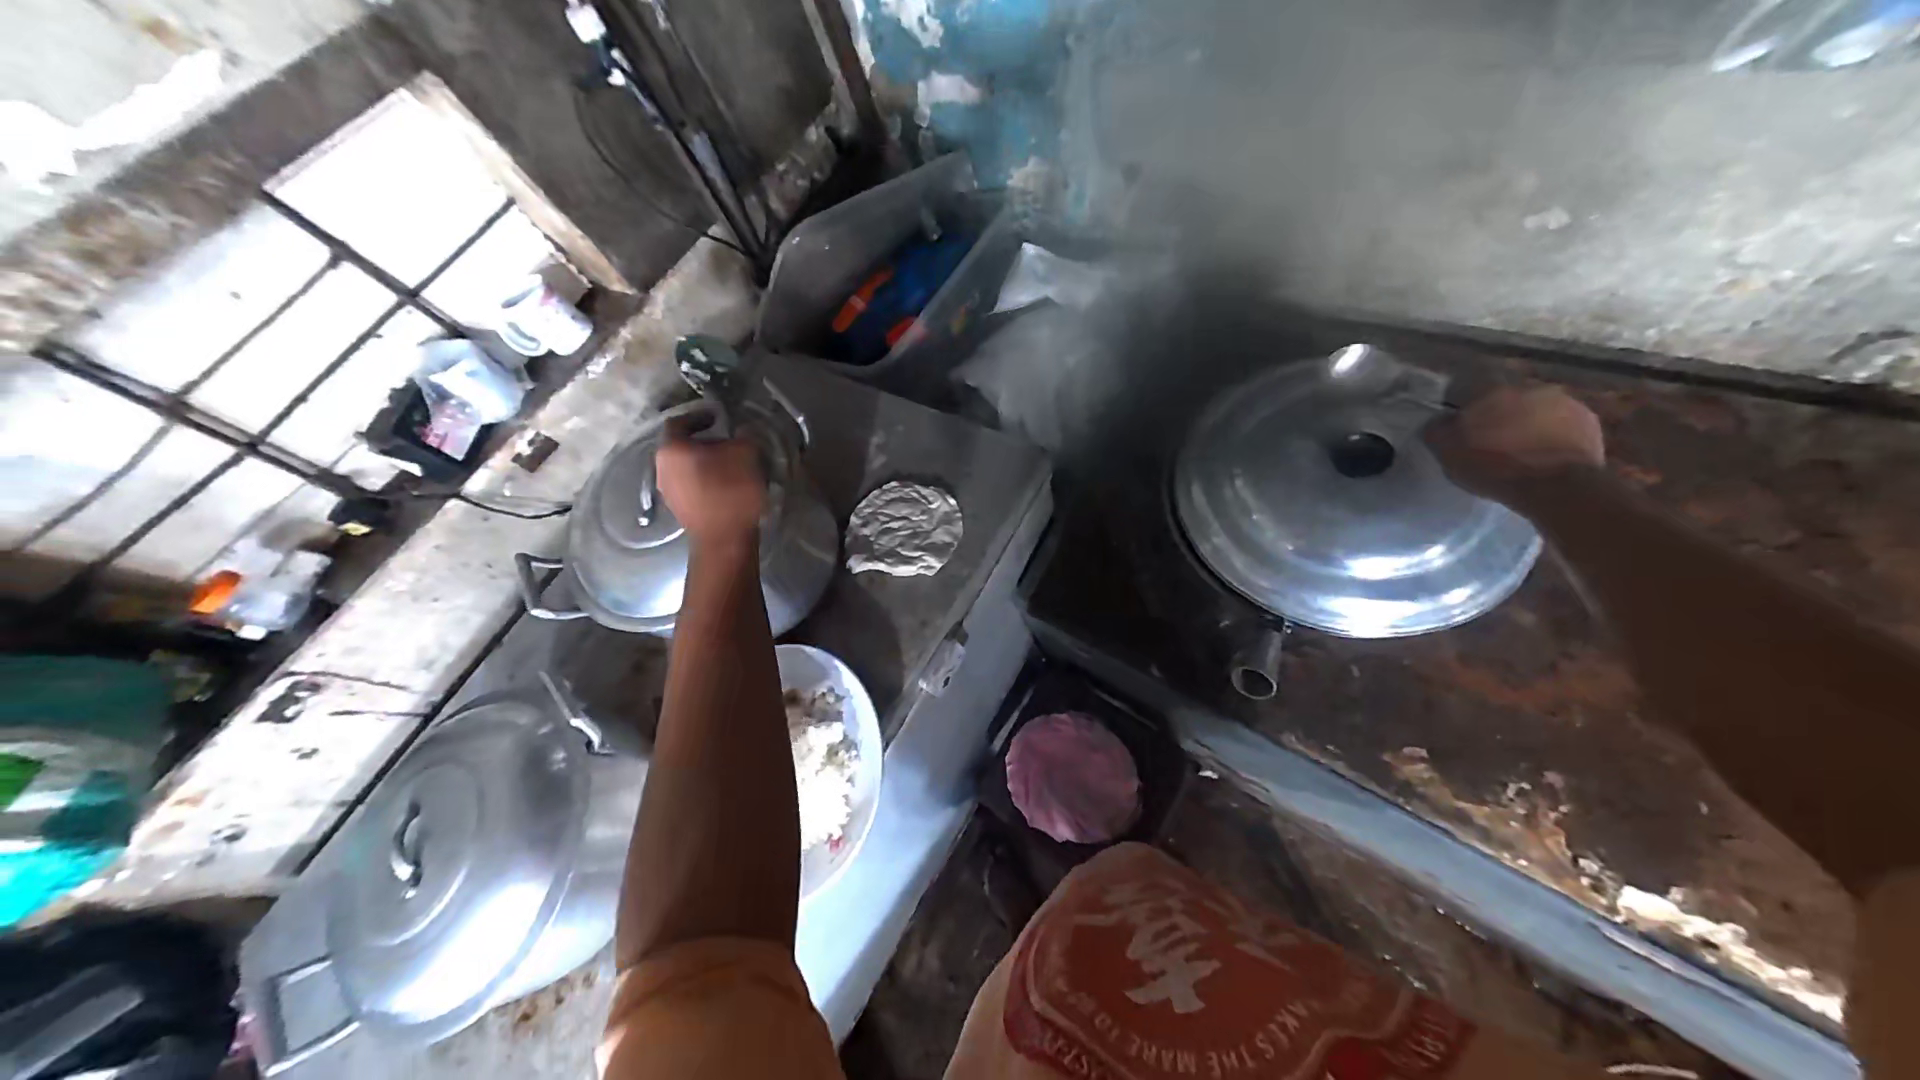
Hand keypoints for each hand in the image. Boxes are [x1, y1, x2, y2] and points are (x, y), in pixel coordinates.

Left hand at [654, 427, 764, 545]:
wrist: (725, 539)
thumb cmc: (732, 490)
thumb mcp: (747, 453)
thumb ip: (743, 435)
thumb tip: (742, 431)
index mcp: (672, 448)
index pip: (681, 422)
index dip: (700, 416)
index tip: (719, 417)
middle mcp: (662, 468)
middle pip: (682, 446)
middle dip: (705, 441)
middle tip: (728, 441)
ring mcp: (668, 491)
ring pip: (686, 467)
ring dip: (705, 462)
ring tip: (729, 463)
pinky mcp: (679, 509)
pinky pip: (690, 485)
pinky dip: (705, 479)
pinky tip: (725, 484)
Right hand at [1424, 385, 1604, 501]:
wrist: (1557, 486)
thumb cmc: (1494, 466)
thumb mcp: (1448, 453)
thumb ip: (1437, 430)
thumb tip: (1439, 419)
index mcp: (1490, 389)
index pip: (1468, 376)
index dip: (1460, 395)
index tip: (1457, 414)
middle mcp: (1527, 386)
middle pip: (1505, 391)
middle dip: (1497, 407)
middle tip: (1489, 432)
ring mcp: (1562, 400)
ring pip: (1535, 404)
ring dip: (1525, 418)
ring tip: (1519, 445)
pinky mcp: (1587, 418)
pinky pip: (1561, 419)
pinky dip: (1551, 431)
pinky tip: (1544, 451)